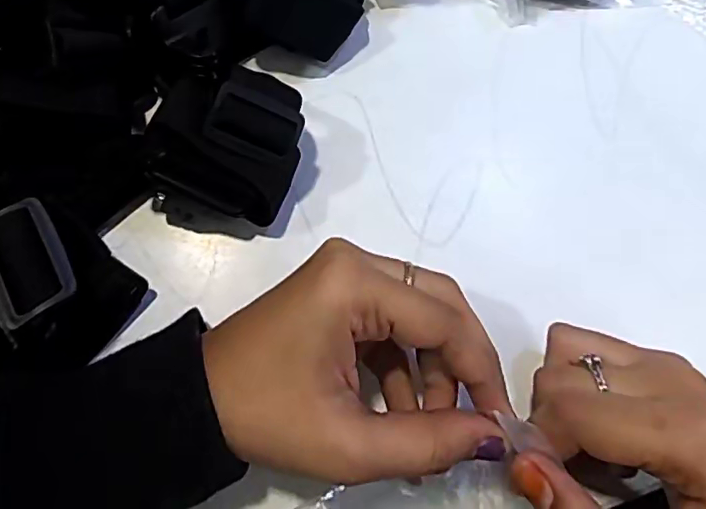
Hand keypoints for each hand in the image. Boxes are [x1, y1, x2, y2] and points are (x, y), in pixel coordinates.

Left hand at [202, 238, 512, 483]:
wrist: (204, 397)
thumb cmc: (270, 414)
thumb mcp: (351, 443)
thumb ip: (429, 441)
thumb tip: (490, 437)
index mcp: (353, 281)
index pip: (442, 317)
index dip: (480, 371)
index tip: (501, 426)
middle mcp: (354, 261)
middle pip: (437, 300)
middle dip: (462, 362)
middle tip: (477, 422)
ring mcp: (344, 271)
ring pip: (418, 310)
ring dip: (433, 369)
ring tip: (430, 431)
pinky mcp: (337, 289)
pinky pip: (391, 319)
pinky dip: (405, 364)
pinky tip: (403, 413)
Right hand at [514, 324, 705, 508]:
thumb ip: (577, 507)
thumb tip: (521, 462)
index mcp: (689, 433)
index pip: (573, 408)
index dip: (539, 444)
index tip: (537, 478)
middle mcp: (678, 381)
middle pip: (562, 373)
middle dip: (546, 422)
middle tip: (565, 472)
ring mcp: (670, 365)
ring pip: (567, 345)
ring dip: (559, 396)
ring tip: (588, 451)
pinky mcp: (662, 360)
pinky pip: (589, 346)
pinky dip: (578, 384)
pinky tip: (607, 434)